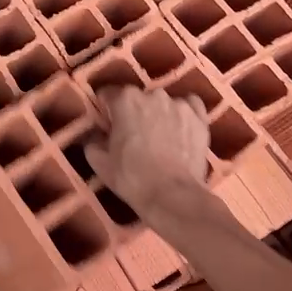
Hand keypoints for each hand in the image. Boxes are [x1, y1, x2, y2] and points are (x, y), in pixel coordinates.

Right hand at [86, 87, 216, 221]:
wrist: (173, 197)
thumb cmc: (131, 177)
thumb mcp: (99, 161)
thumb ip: (92, 140)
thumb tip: (96, 134)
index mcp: (124, 99)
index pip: (107, 95)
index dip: (105, 112)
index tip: (108, 129)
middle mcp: (151, 94)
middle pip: (135, 98)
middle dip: (132, 112)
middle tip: (133, 137)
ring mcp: (178, 104)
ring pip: (162, 102)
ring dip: (157, 114)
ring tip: (160, 138)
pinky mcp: (199, 119)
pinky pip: (190, 106)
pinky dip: (183, 114)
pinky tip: (181, 128)